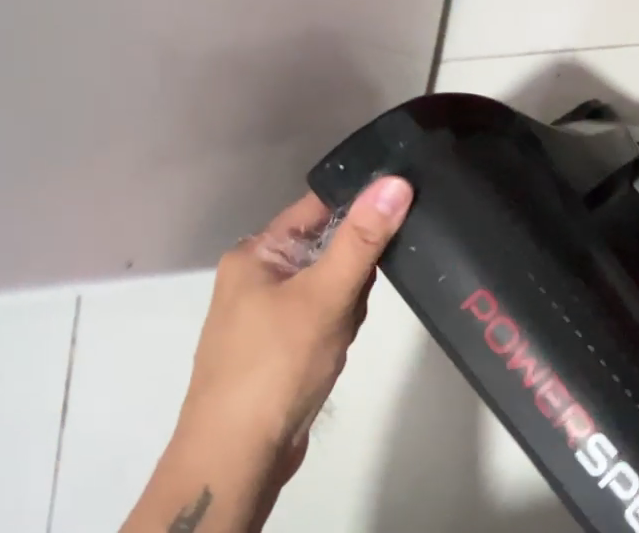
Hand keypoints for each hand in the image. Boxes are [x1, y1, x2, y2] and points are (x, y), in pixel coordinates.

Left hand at [131, 176, 413, 532]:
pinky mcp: (278, 345)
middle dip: (356, 269)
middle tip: (358, 296)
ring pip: (331, 282)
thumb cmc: (276, 365)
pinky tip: (336, 349)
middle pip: (331, 246)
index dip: (361, 206)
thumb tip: (397, 180)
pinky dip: (338, 326)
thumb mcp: (327, 294)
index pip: (320, 206)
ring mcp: (265, 314)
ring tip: (344, 331)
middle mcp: (256, 276)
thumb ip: (363, 237)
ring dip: (349, 303)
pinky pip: (323, 315)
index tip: (402, 213)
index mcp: (256, 254)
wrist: (236, 458)